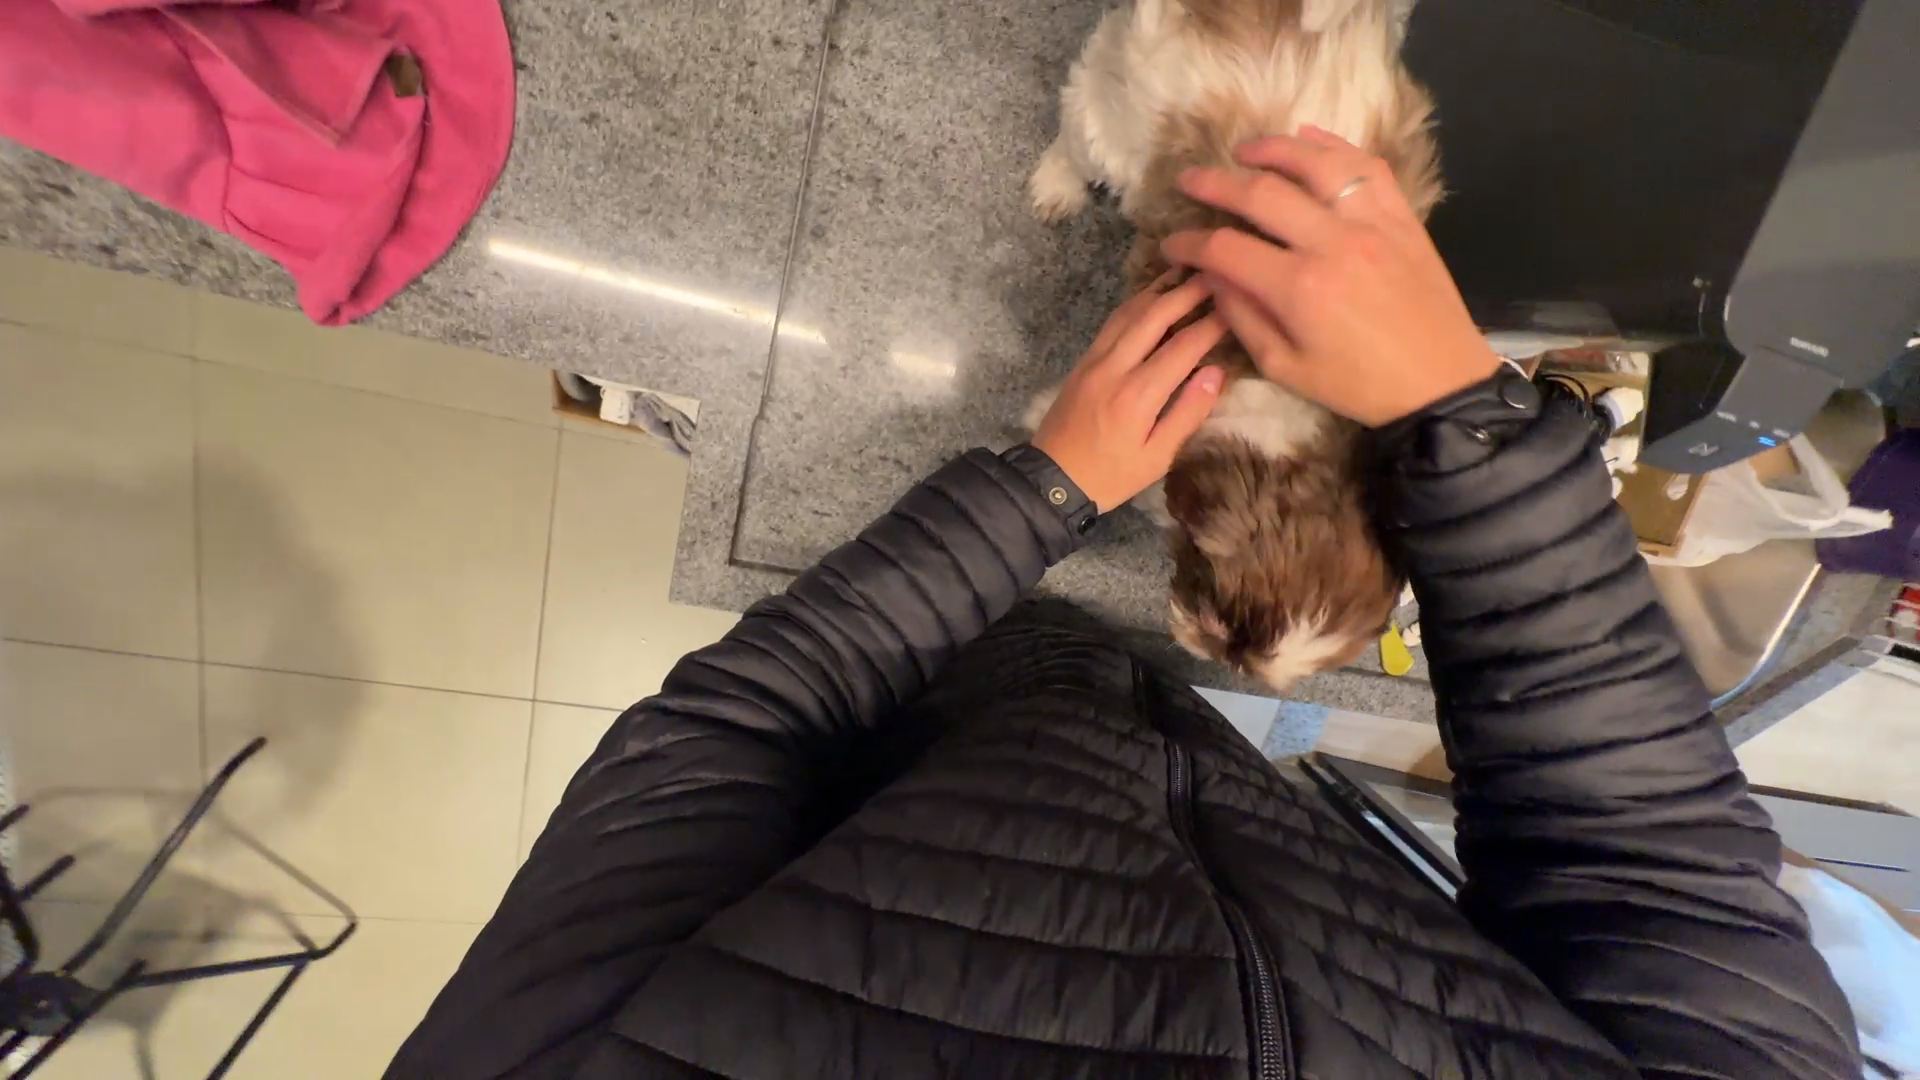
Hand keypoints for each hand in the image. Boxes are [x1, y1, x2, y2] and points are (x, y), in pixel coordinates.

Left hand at [1031, 278, 1227, 511]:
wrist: (1050, 481)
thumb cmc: (1109, 477)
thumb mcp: (1156, 459)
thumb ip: (1187, 414)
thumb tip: (1216, 372)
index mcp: (1137, 394)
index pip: (1184, 345)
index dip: (1214, 323)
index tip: (1238, 306)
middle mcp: (1114, 368)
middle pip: (1155, 315)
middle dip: (1188, 292)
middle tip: (1218, 274)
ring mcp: (1093, 361)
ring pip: (1129, 312)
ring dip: (1160, 290)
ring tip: (1188, 274)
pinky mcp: (1082, 362)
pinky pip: (1112, 324)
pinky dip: (1135, 305)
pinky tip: (1152, 298)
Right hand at [1161, 126, 1498, 426]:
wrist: (1437, 380)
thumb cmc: (1354, 384)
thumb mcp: (1284, 366)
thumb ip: (1243, 317)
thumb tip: (1213, 278)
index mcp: (1298, 288)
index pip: (1226, 250)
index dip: (1190, 243)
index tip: (1171, 244)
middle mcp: (1332, 242)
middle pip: (1262, 194)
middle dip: (1216, 183)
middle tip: (1189, 178)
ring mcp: (1371, 222)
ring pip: (1316, 164)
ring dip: (1273, 149)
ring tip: (1243, 150)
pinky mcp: (1401, 216)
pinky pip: (1365, 166)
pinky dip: (1333, 145)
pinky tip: (1307, 137)